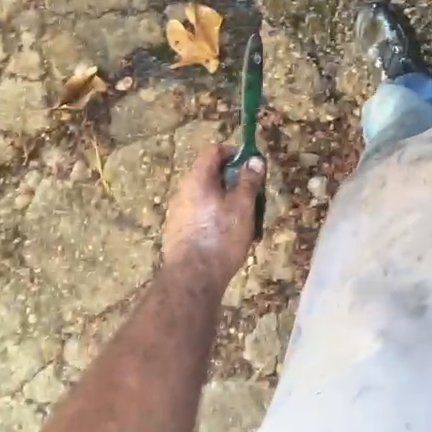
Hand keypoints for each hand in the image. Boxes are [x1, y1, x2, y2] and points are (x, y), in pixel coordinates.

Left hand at [161, 145, 263, 288]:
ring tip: (244, 220)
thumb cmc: (220, 237)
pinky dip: (215, 218)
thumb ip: (248, 180)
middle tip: (252, 196)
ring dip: (226, 201)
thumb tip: (254, 160)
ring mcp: (177, 213)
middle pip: (210, 174)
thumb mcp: (243, 205)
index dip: (234, 153)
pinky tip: (227, 237)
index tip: (251, 165)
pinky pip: (200, 215)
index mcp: (197, 179)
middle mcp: (183, 191)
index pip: (213, 151)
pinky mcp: (177, 233)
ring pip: (206, 197)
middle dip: (233, 181)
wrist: (192, 280)